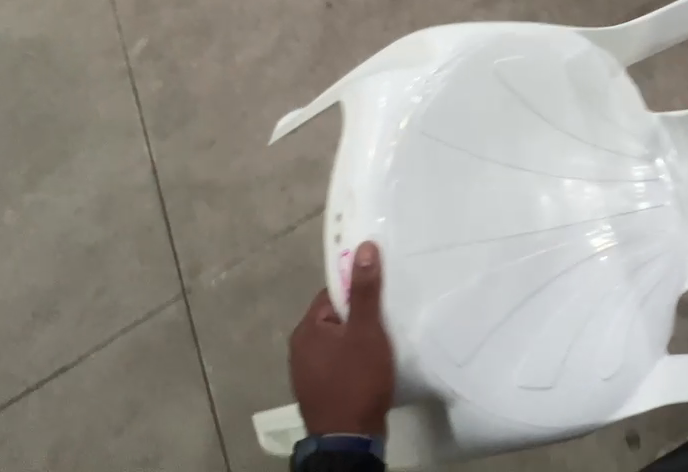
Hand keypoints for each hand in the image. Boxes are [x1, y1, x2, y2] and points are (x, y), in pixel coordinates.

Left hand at [290, 241, 394, 435]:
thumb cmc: (357, 380)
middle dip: (361, 314)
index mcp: (306, 329)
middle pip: (336, 316)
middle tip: (387, 316)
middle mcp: (300, 348)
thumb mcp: (367, 330)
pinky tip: (373, 363)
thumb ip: (365, 290)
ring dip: (359, 337)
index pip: (334, 292)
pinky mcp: (319, 389)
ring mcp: (308, 372)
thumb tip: (364, 247)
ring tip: (384, 339)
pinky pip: (338, 360)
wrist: (350, 439)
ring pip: (339, 340)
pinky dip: (355, 357)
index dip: (359, 290)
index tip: (382, 293)